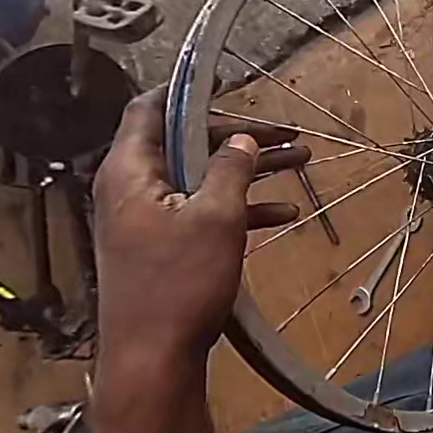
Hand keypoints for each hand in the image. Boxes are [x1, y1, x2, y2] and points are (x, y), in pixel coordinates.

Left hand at [92, 90, 310, 362]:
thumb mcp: (216, 217)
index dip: (185, 89)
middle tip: (286, 134)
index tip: (221, 76)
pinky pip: (207, 210)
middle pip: (189, 143)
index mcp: (132, 172)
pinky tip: (282, 212)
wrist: (154, 356)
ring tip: (300, 162)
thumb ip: (230, 169)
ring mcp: (151, 217)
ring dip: (251, 169)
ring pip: (206, 176)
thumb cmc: (180, 282)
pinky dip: (242, 206)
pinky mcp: (167, 243)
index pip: (150, 111)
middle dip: (241, 137)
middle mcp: (135, 189)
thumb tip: (241, 138)